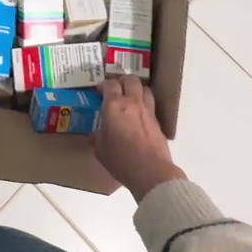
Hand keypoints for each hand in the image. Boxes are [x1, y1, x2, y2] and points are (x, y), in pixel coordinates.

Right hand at [95, 76, 186, 201]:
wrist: (151, 172)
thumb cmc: (121, 160)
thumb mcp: (100, 150)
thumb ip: (96, 137)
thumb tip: (94, 134)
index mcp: (114, 106)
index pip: (109, 84)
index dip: (103, 85)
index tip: (98, 91)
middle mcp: (132, 103)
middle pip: (131, 79)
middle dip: (122, 81)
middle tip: (116, 89)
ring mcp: (147, 111)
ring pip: (144, 88)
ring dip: (136, 89)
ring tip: (130, 98)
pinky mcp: (157, 121)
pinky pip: (151, 104)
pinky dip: (144, 104)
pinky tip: (139, 115)